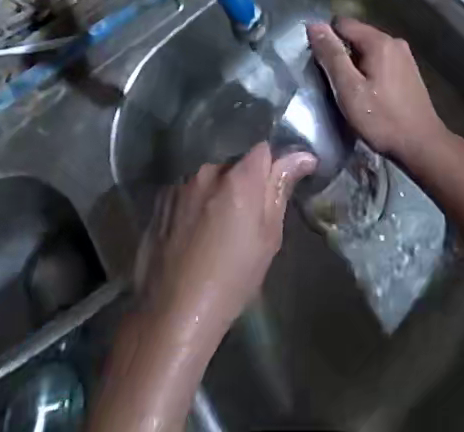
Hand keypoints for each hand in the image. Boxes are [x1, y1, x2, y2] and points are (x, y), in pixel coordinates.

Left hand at [138, 142, 315, 338]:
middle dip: (243, 184)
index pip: (263, 151)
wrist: (173, 312)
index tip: (275, 191)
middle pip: (235, 165)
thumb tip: (302, 157)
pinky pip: (187, 192)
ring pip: (210, 179)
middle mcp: (209, 171)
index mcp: (240, 178)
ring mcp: (181, 184)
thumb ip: (281, 189)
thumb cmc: (232, 279)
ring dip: (217, 194)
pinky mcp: (160, 199)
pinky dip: (194, 205)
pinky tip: (192, 237)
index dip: (272, 168)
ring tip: (215, 233)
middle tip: (246, 222)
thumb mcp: (268, 239)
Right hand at [306, 16, 448, 161]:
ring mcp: (404, 56)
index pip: (342, 24)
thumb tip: (314, 25)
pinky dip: (368, 71)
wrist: (422, 146)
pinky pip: (379, 61)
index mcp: (380, 42)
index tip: (320, 64)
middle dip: (341, 53)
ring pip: (367, 49)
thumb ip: (332, 55)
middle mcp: (394, 42)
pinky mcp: (408, 71)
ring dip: (354, 64)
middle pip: (356, 35)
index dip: (326, 40)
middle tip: (333, 82)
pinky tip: (367, 93)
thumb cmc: (383, 119)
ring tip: (348, 90)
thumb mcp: (349, 89)